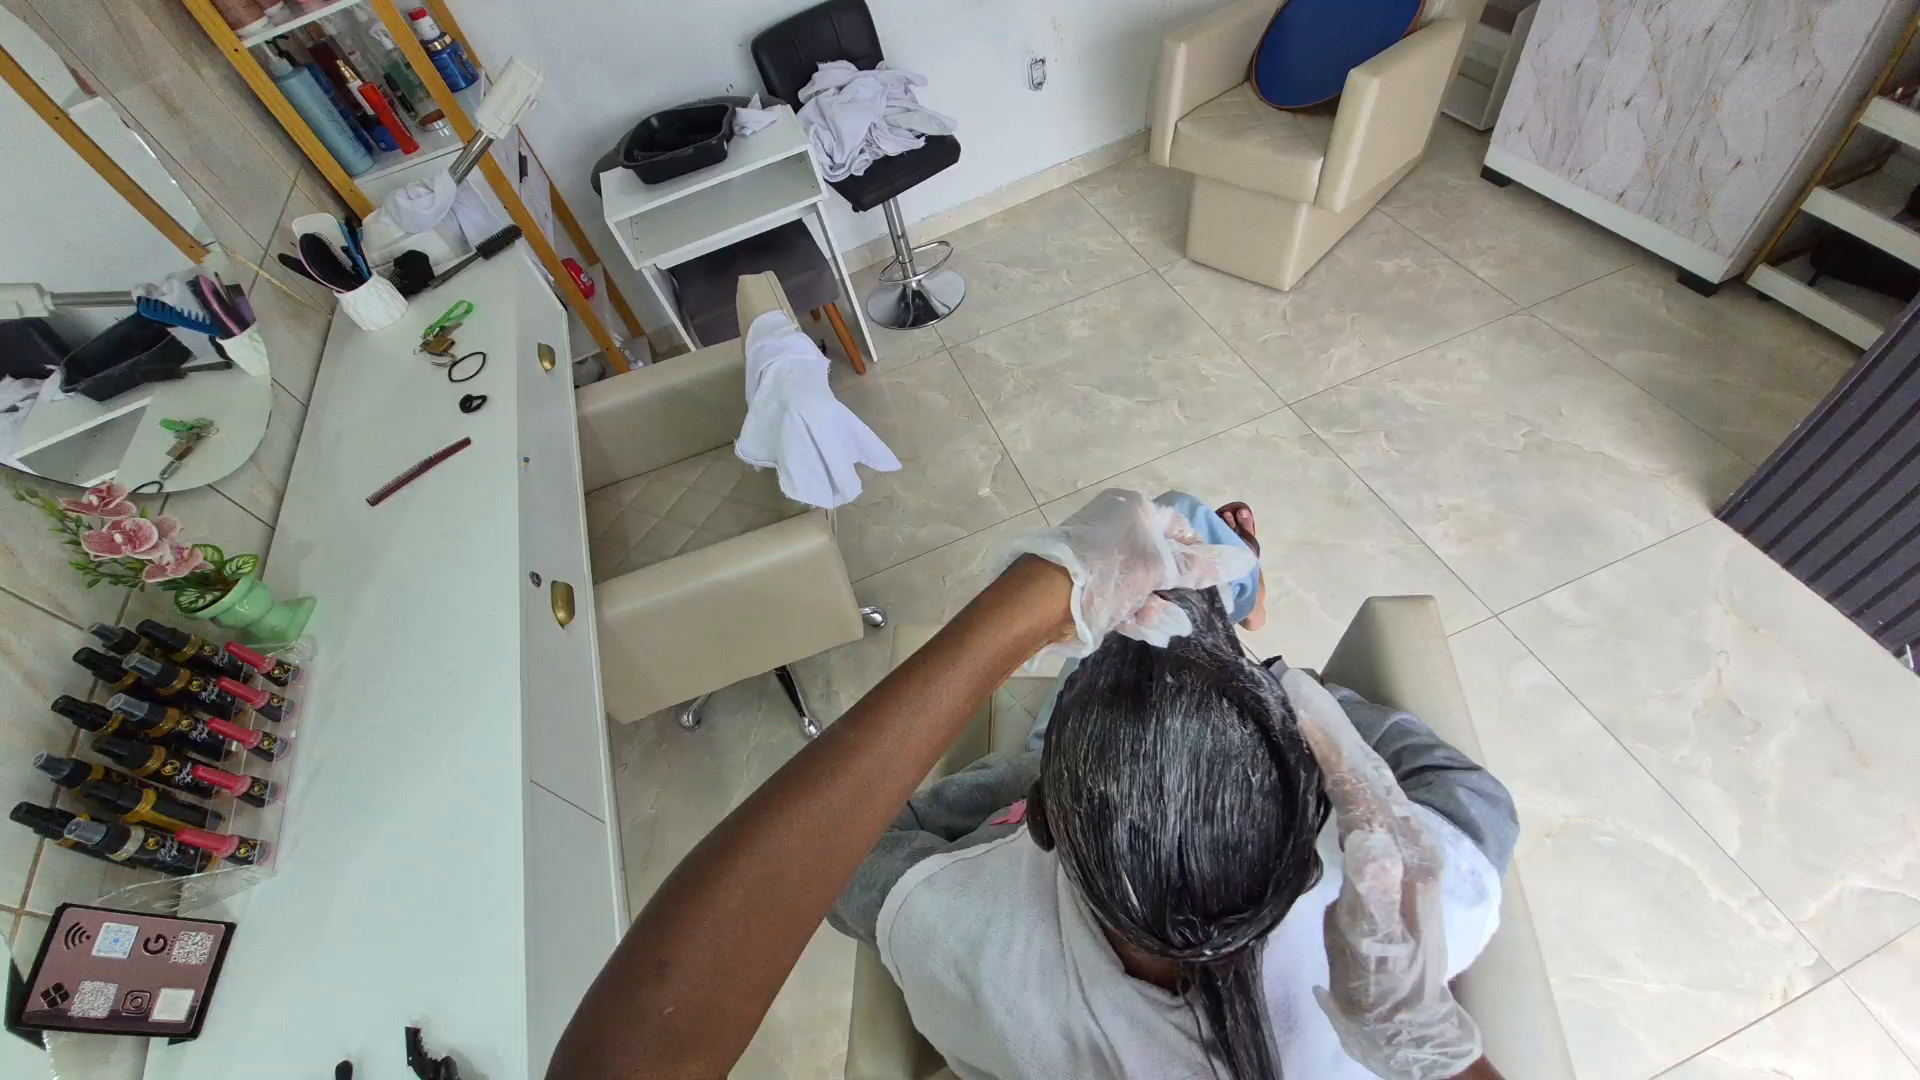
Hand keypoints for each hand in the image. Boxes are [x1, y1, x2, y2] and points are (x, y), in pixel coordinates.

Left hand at [1002, 488, 1256, 656]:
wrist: (1048, 598)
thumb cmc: (1111, 568)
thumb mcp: (1161, 566)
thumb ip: (1201, 566)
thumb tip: (1245, 561)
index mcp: (1132, 510)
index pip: (1177, 524)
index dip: (1200, 548)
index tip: (1218, 575)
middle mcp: (1115, 530)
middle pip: (1159, 557)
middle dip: (1181, 584)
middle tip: (1206, 608)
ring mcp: (1100, 561)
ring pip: (1141, 583)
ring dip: (1161, 606)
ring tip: (1179, 628)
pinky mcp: (1088, 589)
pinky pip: (1122, 601)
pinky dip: (1140, 617)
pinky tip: (1158, 633)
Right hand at [1279, 669, 1481, 1079]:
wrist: (1408, 1019)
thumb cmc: (1380, 986)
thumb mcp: (1373, 952)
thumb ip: (1374, 897)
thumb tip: (1371, 839)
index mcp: (1406, 854)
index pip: (1361, 781)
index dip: (1328, 738)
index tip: (1295, 698)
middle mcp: (1410, 836)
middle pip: (1367, 765)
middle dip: (1331, 720)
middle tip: (1291, 680)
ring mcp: (1403, 839)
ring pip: (1367, 772)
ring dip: (1335, 731)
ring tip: (1300, 697)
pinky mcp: (1389, 845)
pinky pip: (1361, 787)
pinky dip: (1338, 756)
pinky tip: (1318, 745)